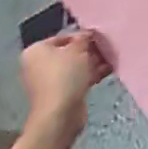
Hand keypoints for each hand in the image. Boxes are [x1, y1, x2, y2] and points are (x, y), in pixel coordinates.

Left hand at [20, 30, 109, 144]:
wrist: (60, 115)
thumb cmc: (64, 75)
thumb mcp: (77, 50)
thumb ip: (83, 39)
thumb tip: (87, 34)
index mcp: (36, 50)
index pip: (61, 37)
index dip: (80, 36)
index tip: (97, 37)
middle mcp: (39, 64)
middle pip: (68, 53)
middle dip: (88, 50)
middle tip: (105, 47)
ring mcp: (50, 82)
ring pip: (74, 67)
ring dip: (92, 62)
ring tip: (111, 57)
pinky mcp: (61, 95)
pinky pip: (77, 80)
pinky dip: (91, 75)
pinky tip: (109, 70)